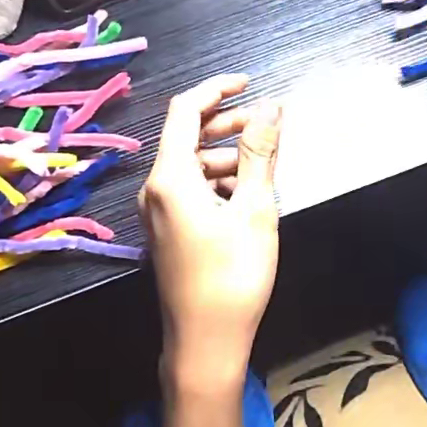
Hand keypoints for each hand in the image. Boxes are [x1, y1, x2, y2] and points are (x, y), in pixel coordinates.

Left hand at [139, 75, 284, 398]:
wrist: (205, 343)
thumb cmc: (234, 277)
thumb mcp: (255, 209)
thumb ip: (260, 153)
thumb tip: (271, 106)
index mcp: (170, 177)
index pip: (185, 110)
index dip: (217, 89)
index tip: (249, 83)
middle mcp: (155, 188)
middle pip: (187, 137)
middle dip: (226, 124)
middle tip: (266, 125)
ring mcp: (157, 211)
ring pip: (192, 165)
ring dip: (226, 156)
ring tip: (263, 168)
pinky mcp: (167, 229)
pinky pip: (190, 189)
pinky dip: (217, 181)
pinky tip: (245, 196)